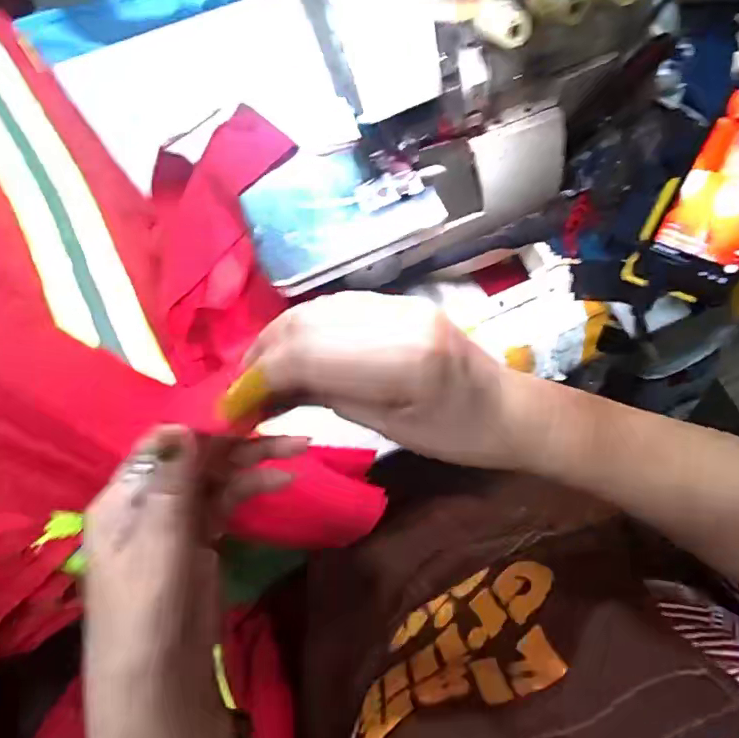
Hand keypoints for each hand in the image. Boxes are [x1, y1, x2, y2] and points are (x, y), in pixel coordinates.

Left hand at [81, 426, 302, 737]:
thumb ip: (170, 482)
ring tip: (299, 447)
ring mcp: (175, 523)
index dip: (202, 423)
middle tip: (286, 425)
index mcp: (121, 498)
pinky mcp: (201, 543)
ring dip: (254, 461)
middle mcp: (146, 503)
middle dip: (239, 440)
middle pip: (195, 457)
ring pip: (216, 477)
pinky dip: (253, 488)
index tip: (247, 405)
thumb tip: (180, 423)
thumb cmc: (148, 612)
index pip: (162, 443)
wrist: (159, 690)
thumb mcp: (156, 542)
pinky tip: (283, 479)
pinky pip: (227, 503)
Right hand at [240, 292, 531, 470]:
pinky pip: (335, 307)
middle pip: (304, 324)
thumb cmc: (457, 436)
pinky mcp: (397, 301)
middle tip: (239, 390)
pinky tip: (291, 351)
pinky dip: (303, 329)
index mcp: (402, 358)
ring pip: (315, 310)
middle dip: (261, 355)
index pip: (306, 354)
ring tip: (257, 373)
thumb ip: (325, 397)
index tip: (231, 407)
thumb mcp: (387, 427)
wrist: (506, 406)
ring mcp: (398, 302)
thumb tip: (263, 393)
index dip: (259, 378)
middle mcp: (397, 316)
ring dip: (277, 338)